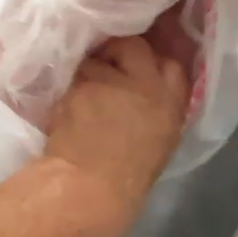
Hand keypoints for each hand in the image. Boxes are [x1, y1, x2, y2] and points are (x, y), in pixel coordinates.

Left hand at [40, 7, 193, 236]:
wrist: (88, 191)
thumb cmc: (124, 183)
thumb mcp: (156, 143)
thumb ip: (155, 108)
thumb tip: (142, 87)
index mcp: (173, 105)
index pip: (171, 62)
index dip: (152, 56)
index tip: (136, 63)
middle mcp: (149, 85)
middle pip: (135, 45)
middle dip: (117, 51)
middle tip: (103, 70)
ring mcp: (113, 80)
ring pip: (95, 58)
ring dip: (87, 71)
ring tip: (80, 96)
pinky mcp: (81, 83)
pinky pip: (72, 75)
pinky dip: (67, 87)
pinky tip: (64, 107)